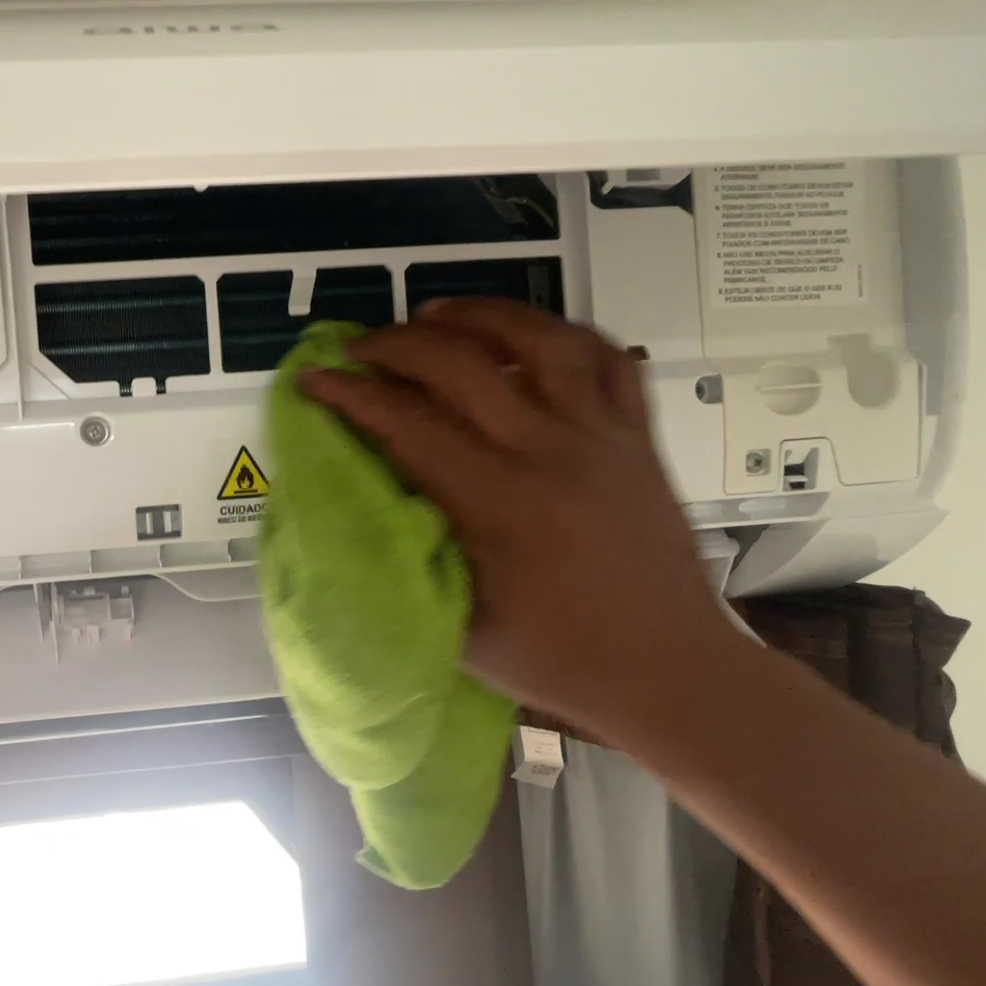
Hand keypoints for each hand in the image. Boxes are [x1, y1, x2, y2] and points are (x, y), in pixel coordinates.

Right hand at [298, 297, 740, 727]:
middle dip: (397, 345)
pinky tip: (526, 333)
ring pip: (541, 341)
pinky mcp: (638, 438)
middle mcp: (552, 454)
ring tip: (435, 314)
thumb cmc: (557, 660)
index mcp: (499, 505)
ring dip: (478, 315)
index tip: (315, 377)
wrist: (671, 671)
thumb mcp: (458, 628)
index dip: (352, 394)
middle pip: (463, 366)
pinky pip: (607, 358)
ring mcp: (603, 437)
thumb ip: (406, 561)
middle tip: (358, 347)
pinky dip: (562, 333)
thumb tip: (358, 507)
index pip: (408, 425)